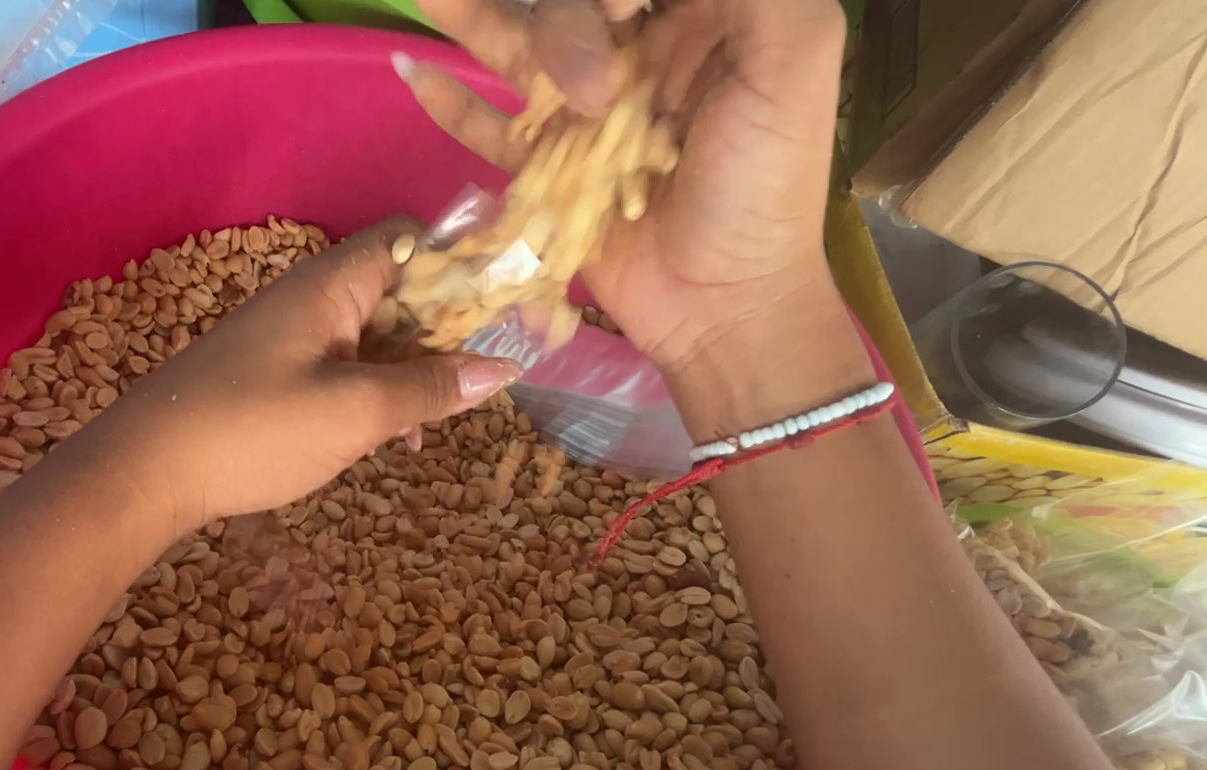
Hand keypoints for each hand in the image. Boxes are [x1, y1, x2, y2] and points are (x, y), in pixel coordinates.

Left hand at [66, 218, 522, 534]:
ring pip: (373, 338)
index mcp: (332, 285)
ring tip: (437, 421)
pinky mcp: (277, 376)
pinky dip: (375, 394)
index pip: (408, 240)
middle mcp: (312, 300)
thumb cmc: (256, 430)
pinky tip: (392, 439)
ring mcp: (292, 339)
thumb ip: (430, 388)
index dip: (461, 263)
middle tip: (479, 377)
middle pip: (397, 291)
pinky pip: (344, 370)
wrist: (149, 470)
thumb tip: (502, 368)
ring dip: (412, 372)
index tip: (502, 305)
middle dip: (444, 330)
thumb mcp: (357, 411)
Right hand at [398, 0, 847, 370]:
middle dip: (564, 30)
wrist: (720, 303)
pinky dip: (455, 105)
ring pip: (520, 53)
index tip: (620, 13)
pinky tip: (413, 72)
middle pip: (568, 9)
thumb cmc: (764, 190)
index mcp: (699, 19)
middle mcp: (634, 59)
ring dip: (471, 18)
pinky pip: (493, 130)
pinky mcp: (549, 175)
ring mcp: (582, 119)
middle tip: (593, 96)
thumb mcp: (793, 60)